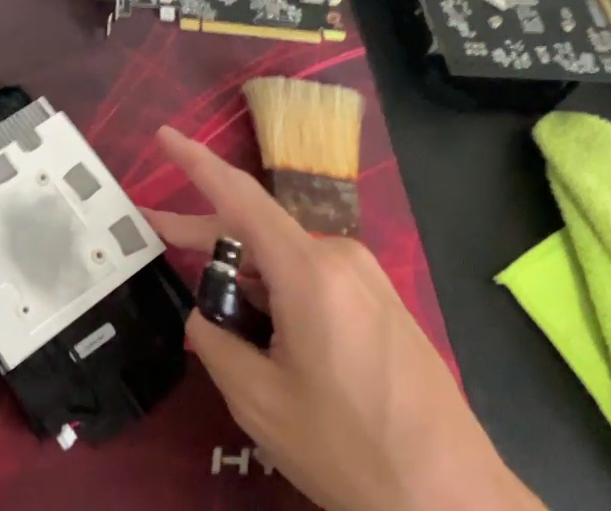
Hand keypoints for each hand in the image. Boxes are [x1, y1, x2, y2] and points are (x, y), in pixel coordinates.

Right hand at [142, 128, 540, 510]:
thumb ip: (214, 343)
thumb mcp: (260, 400)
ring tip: (213, 310)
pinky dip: (275, 289)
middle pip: (258, 230)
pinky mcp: (383, 304)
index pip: (240, 199)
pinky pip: (314, 278)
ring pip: (285, 258)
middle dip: (204, 234)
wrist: (455, 499)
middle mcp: (341, 260)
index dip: (195, 162)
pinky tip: (262, 327)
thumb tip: (203, 317)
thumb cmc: (350, 447)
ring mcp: (369, 281)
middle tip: (155, 237)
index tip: (163, 136)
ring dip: (243, 273)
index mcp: (309, 273)